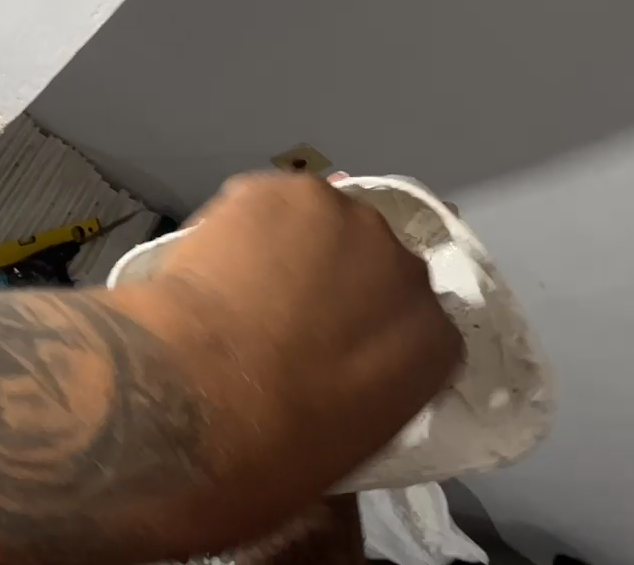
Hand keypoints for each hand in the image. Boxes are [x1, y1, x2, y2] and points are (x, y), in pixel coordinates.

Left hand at [104, 172, 462, 546]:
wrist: (200, 391)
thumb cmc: (275, 446)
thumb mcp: (352, 439)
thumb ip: (371, 386)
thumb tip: (343, 373)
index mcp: (432, 338)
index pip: (412, 320)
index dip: (367, 324)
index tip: (333, 337)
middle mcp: (401, 264)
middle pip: (370, 257)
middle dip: (335, 275)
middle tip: (285, 304)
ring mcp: (340, 215)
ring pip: (317, 219)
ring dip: (290, 240)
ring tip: (243, 276)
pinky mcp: (279, 188)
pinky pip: (264, 200)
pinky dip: (244, 220)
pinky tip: (217, 254)